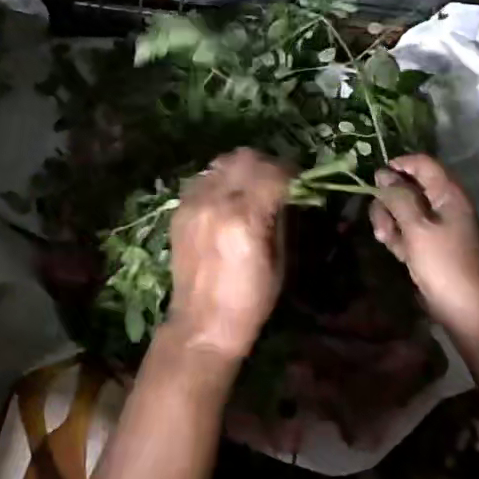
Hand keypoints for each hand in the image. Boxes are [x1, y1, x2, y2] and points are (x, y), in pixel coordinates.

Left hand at [166, 149, 290, 361]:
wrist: (201, 321)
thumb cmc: (250, 299)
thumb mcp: (279, 261)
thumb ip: (280, 218)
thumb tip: (288, 191)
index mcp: (244, 217)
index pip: (271, 173)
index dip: (290, 172)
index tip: (300, 179)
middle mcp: (215, 201)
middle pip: (243, 157)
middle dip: (265, 164)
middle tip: (276, 180)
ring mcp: (192, 202)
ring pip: (220, 162)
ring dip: (240, 168)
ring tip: (250, 185)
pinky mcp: (179, 208)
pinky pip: (201, 179)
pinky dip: (218, 180)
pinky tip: (226, 197)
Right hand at [369, 155, 478, 333]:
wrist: (464, 309)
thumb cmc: (443, 264)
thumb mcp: (415, 227)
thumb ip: (397, 196)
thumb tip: (383, 173)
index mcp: (448, 195)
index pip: (422, 163)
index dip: (399, 165)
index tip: (377, 180)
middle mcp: (443, 204)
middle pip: (406, 185)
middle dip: (387, 200)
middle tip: (381, 218)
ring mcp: (436, 223)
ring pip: (400, 206)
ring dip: (387, 219)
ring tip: (385, 239)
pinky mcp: (428, 241)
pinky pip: (404, 226)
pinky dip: (396, 235)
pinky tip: (395, 250)